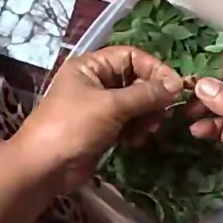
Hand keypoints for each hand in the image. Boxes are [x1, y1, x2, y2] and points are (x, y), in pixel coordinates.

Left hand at [10, 46, 183, 193]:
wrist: (45, 166)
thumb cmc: (73, 126)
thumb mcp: (110, 105)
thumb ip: (145, 94)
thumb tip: (177, 83)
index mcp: (90, 66)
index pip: (130, 56)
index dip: (154, 68)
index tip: (176, 86)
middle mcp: (94, 82)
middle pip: (134, 79)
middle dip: (152, 95)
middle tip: (164, 113)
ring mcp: (98, 106)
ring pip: (134, 103)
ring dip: (147, 115)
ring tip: (150, 129)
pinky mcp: (102, 128)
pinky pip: (128, 122)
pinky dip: (136, 129)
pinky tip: (137, 140)